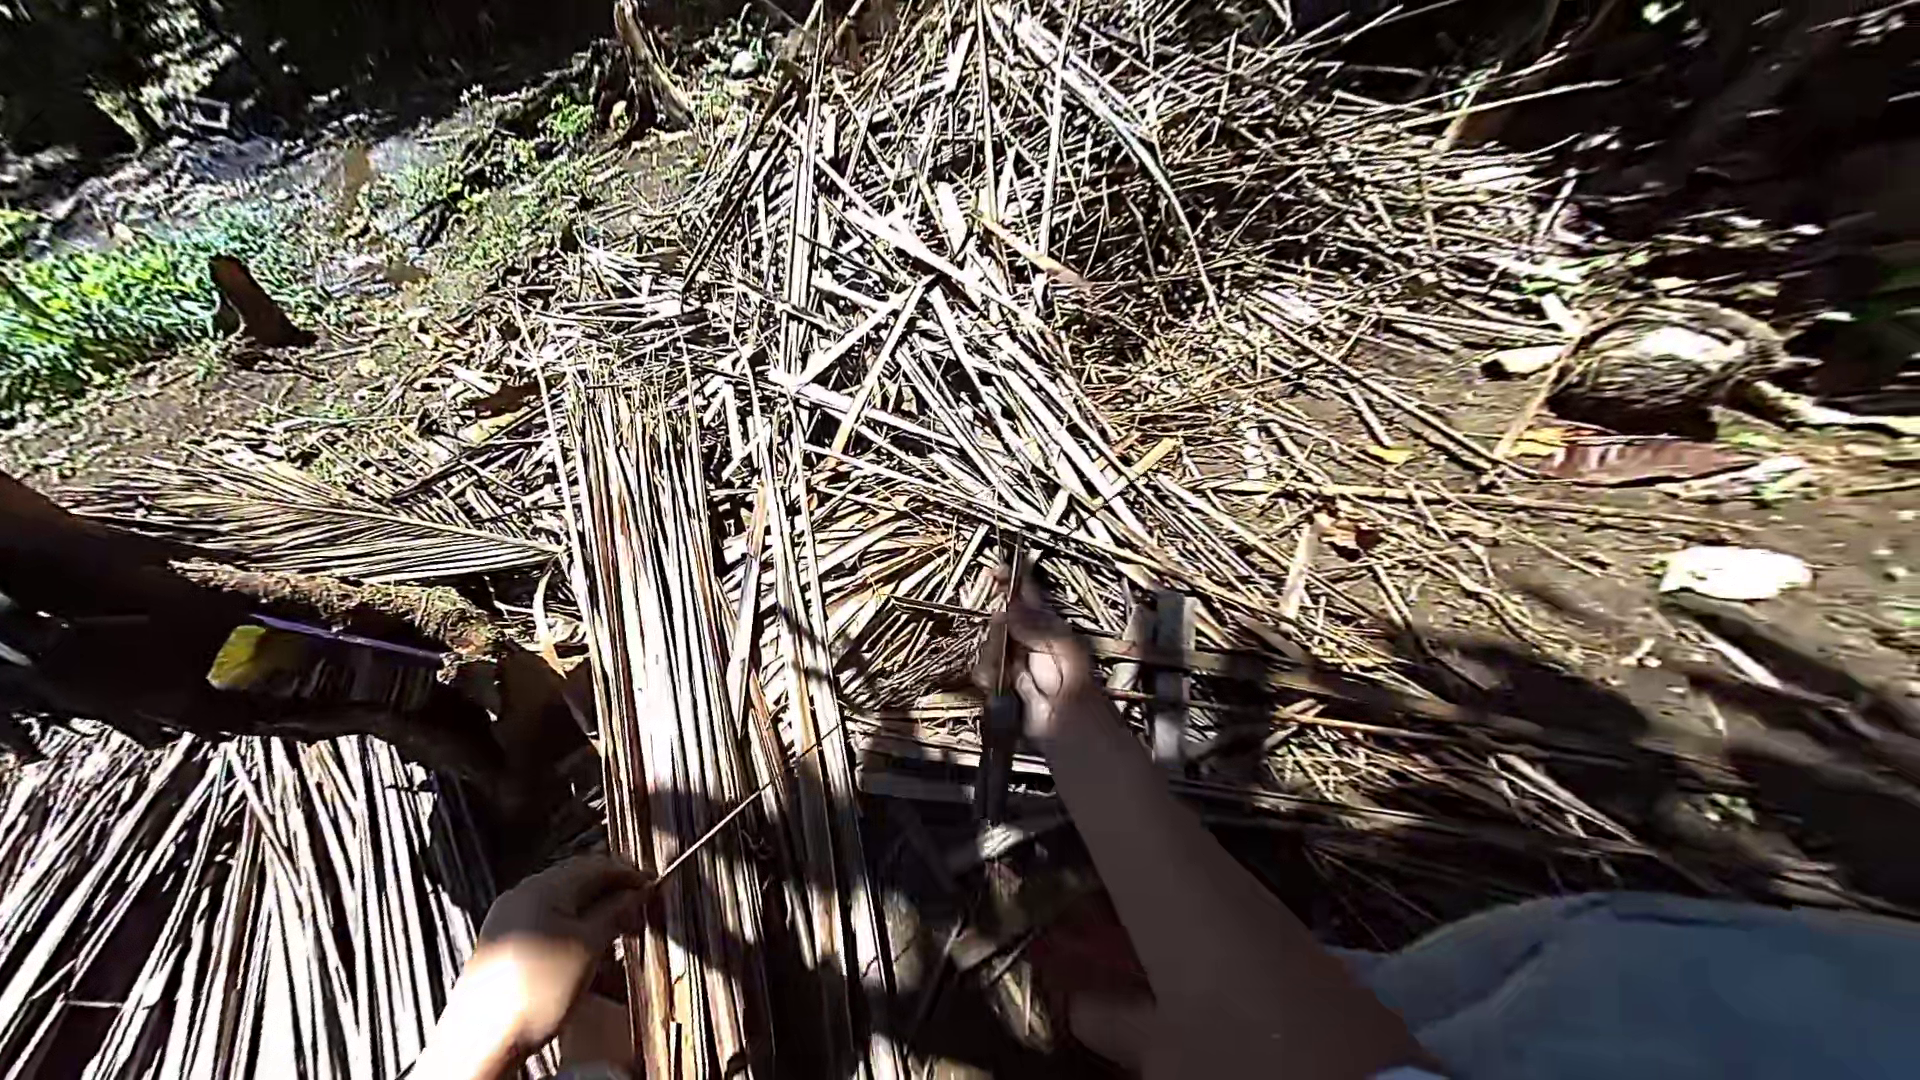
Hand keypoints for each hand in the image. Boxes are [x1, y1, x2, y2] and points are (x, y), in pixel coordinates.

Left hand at [414, 855, 649, 1077]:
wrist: (478, 1050)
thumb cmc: (533, 995)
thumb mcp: (590, 946)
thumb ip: (617, 910)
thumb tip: (638, 892)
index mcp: (541, 887)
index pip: (599, 865)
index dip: (630, 875)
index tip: (652, 886)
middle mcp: (522, 895)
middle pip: (581, 880)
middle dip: (613, 893)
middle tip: (639, 909)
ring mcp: (508, 919)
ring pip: (566, 902)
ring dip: (596, 912)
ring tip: (619, 932)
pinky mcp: (503, 944)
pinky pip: (548, 921)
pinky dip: (574, 927)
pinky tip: (589, 947)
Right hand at [975, 568, 1099, 740]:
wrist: (1068, 731)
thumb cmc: (1074, 687)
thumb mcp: (1060, 648)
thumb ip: (1033, 626)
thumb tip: (1007, 607)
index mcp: (1048, 626)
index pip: (1026, 595)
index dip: (1011, 581)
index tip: (995, 570)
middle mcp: (1029, 640)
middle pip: (1001, 619)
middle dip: (996, 629)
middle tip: (1002, 645)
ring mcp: (1014, 661)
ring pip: (989, 645)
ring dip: (994, 660)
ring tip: (1010, 676)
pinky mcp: (1002, 683)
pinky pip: (984, 670)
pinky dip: (989, 677)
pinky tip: (1001, 686)